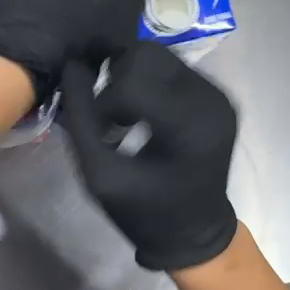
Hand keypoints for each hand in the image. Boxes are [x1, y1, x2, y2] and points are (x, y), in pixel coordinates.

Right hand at [59, 42, 238, 271]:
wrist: (194, 233)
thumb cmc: (145, 213)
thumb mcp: (100, 176)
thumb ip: (81, 120)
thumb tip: (71, 67)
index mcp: (189, 124)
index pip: (132, 80)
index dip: (104, 100)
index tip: (99, 130)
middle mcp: (211, 99)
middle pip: (147, 55)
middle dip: (115, 79)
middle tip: (107, 118)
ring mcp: (218, 93)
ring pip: (158, 56)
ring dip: (130, 78)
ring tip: (124, 117)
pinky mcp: (217, 94)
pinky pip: (172, 68)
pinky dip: (147, 83)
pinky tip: (141, 114)